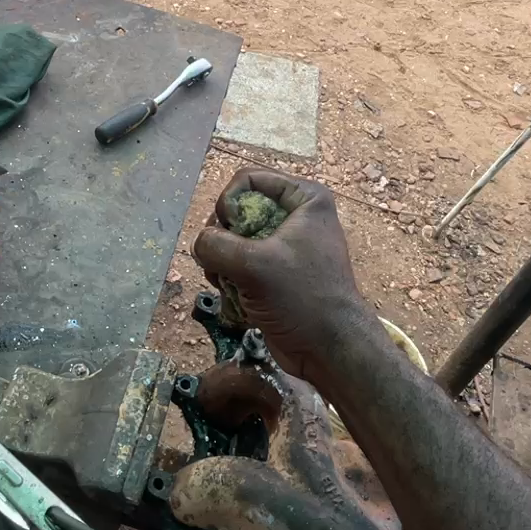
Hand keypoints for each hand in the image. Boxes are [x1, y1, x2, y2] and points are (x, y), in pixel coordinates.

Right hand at [191, 169, 371, 388]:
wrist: (330, 351)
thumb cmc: (302, 298)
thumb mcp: (254, 265)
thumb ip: (216, 245)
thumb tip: (201, 244)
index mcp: (303, 198)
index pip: (246, 179)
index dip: (229, 203)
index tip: (231, 231)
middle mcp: (294, 215)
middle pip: (235, 210)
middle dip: (223, 239)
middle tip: (225, 263)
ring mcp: (283, 245)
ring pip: (231, 239)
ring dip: (222, 263)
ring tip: (230, 285)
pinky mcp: (274, 272)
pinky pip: (238, 263)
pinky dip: (230, 279)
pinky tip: (234, 298)